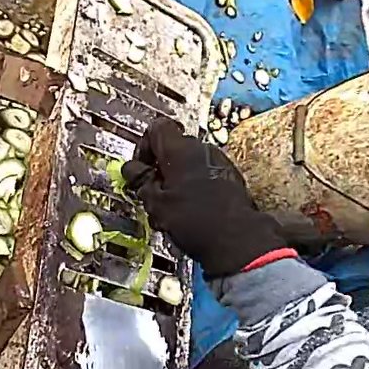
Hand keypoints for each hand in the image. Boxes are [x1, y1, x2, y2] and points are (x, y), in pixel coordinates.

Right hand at [121, 118, 289, 278]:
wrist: (237, 240)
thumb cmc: (196, 221)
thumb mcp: (157, 203)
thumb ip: (141, 181)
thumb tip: (132, 169)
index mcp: (180, 151)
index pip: (157, 128)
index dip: (144, 146)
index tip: (140, 168)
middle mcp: (202, 150)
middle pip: (173, 147)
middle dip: (160, 168)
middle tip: (153, 192)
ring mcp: (219, 162)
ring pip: (190, 163)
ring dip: (177, 179)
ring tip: (171, 207)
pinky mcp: (230, 178)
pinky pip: (205, 174)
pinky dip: (195, 187)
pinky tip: (191, 211)